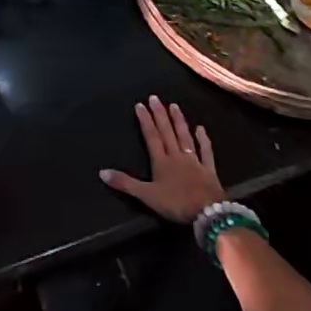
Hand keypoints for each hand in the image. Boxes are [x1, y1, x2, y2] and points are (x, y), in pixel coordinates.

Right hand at [100, 95, 225, 222]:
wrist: (207, 212)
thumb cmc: (175, 203)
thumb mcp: (146, 196)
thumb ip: (125, 183)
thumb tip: (102, 172)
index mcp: (162, 162)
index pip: (151, 136)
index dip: (145, 121)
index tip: (140, 104)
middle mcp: (177, 156)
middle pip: (167, 132)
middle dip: (160, 115)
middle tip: (155, 98)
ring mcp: (194, 161)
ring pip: (185, 137)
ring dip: (179, 121)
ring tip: (174, 106)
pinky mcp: (208, 169)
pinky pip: (205, 151)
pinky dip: (203, 139)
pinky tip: (201, 128)